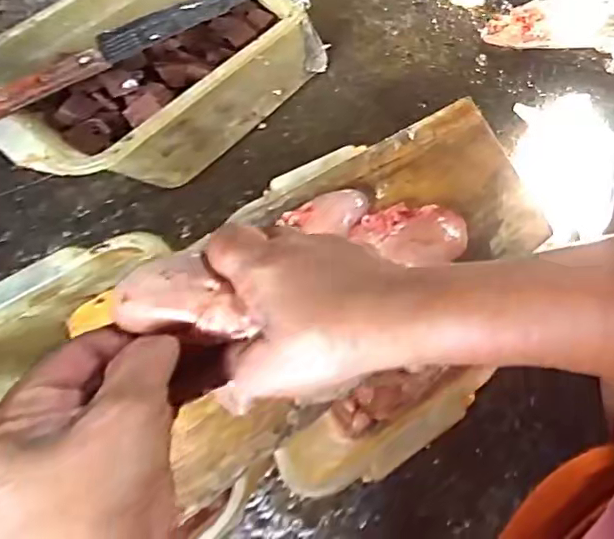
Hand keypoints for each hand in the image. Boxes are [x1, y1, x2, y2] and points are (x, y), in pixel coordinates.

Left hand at [0, 330, 178, 538]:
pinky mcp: (76, 500)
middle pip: (92, 382)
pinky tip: (185, 403)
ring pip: (108, 411)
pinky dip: (151, 419)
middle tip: (198, 348)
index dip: (132, 335)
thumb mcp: (127, 416)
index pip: (76, 354)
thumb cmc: (96, 509)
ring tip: (200, 372)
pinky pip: (115, 442)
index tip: (181, 327)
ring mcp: (42, 482)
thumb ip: (145, 360)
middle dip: (148, 364)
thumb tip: (162, 336)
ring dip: (155, 389)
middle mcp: (9, 456)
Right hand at [201, 225, 418, 411]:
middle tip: (252, 309)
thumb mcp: (263, 374)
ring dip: (289, 273)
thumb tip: (231, 358)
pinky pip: (327, 260)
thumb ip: (235, 366)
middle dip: (251, 268)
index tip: (216, 293)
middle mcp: (294, 243)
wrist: (400, 315)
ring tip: (292, 314)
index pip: (223, 240)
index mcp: (261, 264)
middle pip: (261, 240)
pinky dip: (320, 278)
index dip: (212, 262)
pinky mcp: (360, 252)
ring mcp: (331, 243)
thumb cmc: (325, 342)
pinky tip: (329, 310)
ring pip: (296, 249)